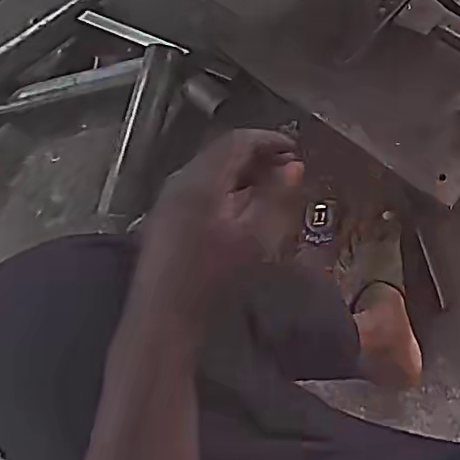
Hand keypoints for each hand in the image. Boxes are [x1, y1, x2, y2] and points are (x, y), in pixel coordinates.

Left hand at [132, 129, 304, 324]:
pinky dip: (229, 183)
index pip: (239, 141)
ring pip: (213, 167)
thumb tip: (295, 167)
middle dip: (259, 154)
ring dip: (245, 169)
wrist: (163, 319)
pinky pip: (203, 183)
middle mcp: (181, 180)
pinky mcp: (166, 214)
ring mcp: (169, 197)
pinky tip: (245, 202)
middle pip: (224, 151)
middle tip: (288, 167)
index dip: (271, 140)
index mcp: (201, 180)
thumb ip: (277, 195)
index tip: (296, 149)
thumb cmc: (213, 276)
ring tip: (273, 183)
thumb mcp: (255, 234)